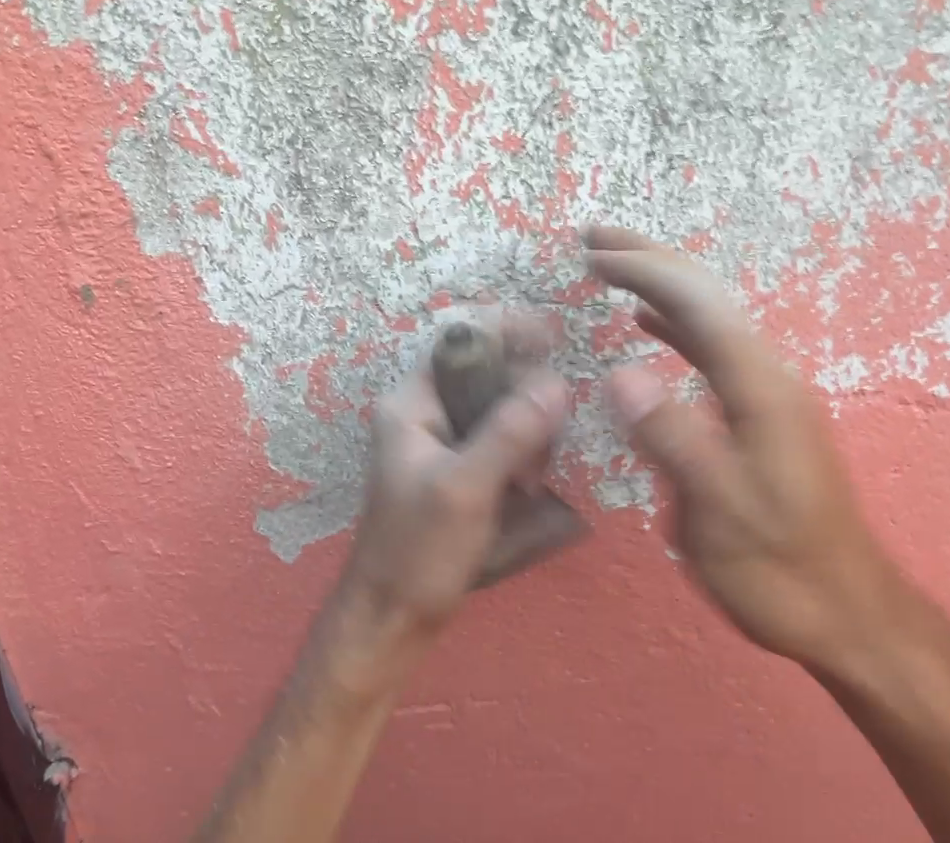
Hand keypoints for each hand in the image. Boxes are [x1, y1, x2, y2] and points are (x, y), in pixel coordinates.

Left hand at [338, 361, 570, 650]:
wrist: (392, 617)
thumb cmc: (418, 550)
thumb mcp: (465, 488)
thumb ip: (508, 433)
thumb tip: (557, 383)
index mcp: (411, 404)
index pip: (460, 342)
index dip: (506, 331)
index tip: (555, 337)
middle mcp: (424, 414)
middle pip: (486, 375)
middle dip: (525, 393)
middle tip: (553, 429)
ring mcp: (442, 445)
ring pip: (499, 411)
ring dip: (527, 432)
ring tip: (536, 474)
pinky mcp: (459, 473)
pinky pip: (500, 444)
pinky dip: (522, 456)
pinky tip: (535, 485)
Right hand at [585, 226, 909, 667]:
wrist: (846, 613)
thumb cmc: (779, 569)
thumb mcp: (721, 511)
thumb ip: (674, 439)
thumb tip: (621, 372)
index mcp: (761, 388)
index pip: (699, 305)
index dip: (645, 270)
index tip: (591, 254)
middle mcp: (768, 377)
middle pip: (708, 297)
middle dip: (652, 259)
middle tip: (594, 236)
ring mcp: (766, 395)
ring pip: (709, 318)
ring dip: (660, 284)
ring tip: (611, 264)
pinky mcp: (759, 416)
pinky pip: (710, 350)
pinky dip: (674, 325)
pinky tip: (647, 325)